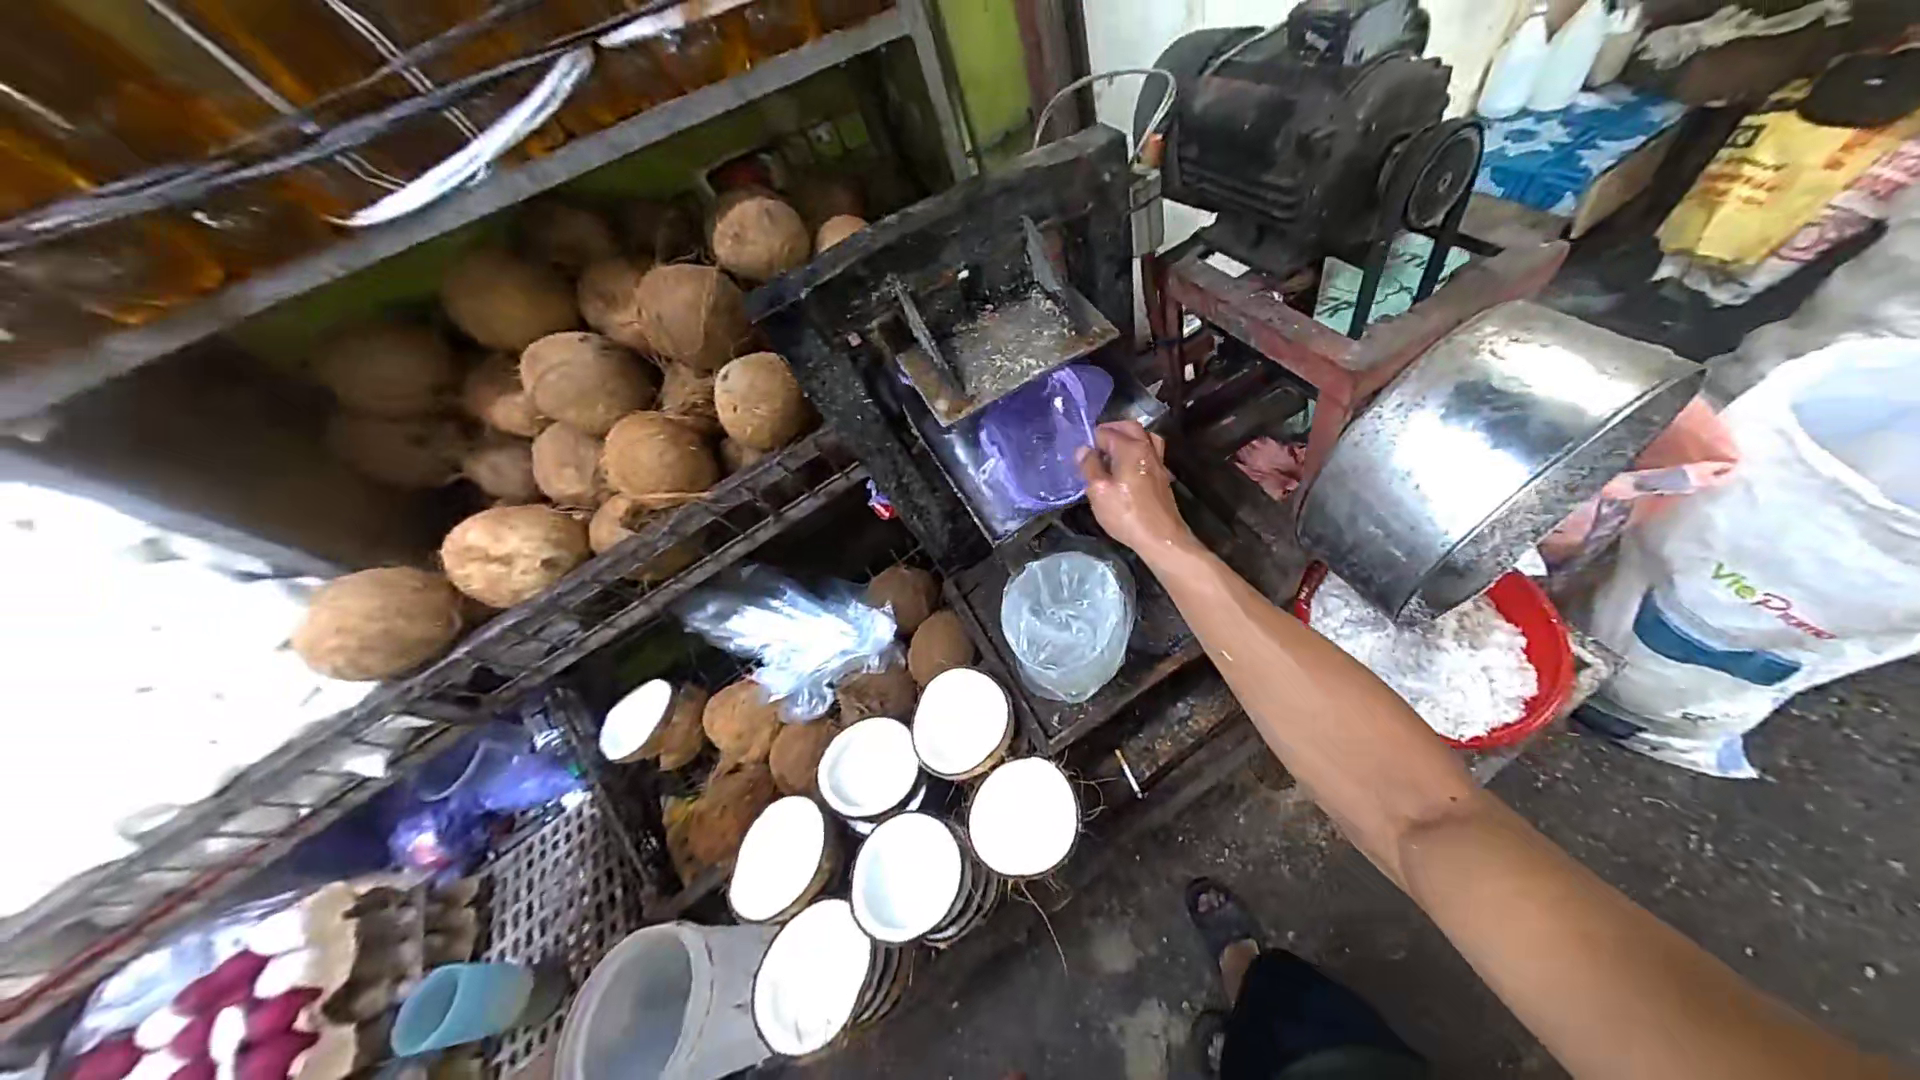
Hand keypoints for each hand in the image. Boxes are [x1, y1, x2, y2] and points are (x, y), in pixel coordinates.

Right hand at [1076, 420, 1199, 565]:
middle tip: (1095, 444)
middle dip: (1111, 430)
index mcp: (1130, 449)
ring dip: (1127, 437)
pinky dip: (1137, 450)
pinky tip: (1128, 466)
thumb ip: (1090, 467)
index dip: (1092, 440)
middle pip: (1130, 427)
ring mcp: (1158, 462)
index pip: (1107, 432)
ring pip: (1144, 437)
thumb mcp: (1098, 491)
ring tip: (1112, 451)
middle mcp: (1147, 449)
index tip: (1081, 453)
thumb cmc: (1126, 514)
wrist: (1160, 537)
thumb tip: (1083, 450)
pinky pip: (1150, 452)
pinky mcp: (1162, 476)